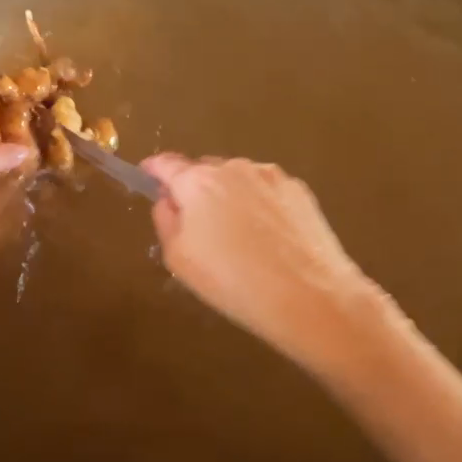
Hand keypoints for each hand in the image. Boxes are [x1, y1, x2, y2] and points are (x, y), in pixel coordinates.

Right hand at [141, 155, 383, 358]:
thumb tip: (168, 200)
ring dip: (229, 197)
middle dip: (195, 190)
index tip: (148, 178)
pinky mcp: (299, 190)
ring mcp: (270, 176)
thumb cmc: (234, 282)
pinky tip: (268, 238)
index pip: (166, 164)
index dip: (153, 170)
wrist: (313, 298)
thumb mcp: (179, 259)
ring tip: (239, 237)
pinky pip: (265, 191)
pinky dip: (258, 205)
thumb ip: (165, 220)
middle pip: (203, 170)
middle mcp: (232, 168)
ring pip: (236, 179)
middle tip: (199, 227)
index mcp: (197, 182)